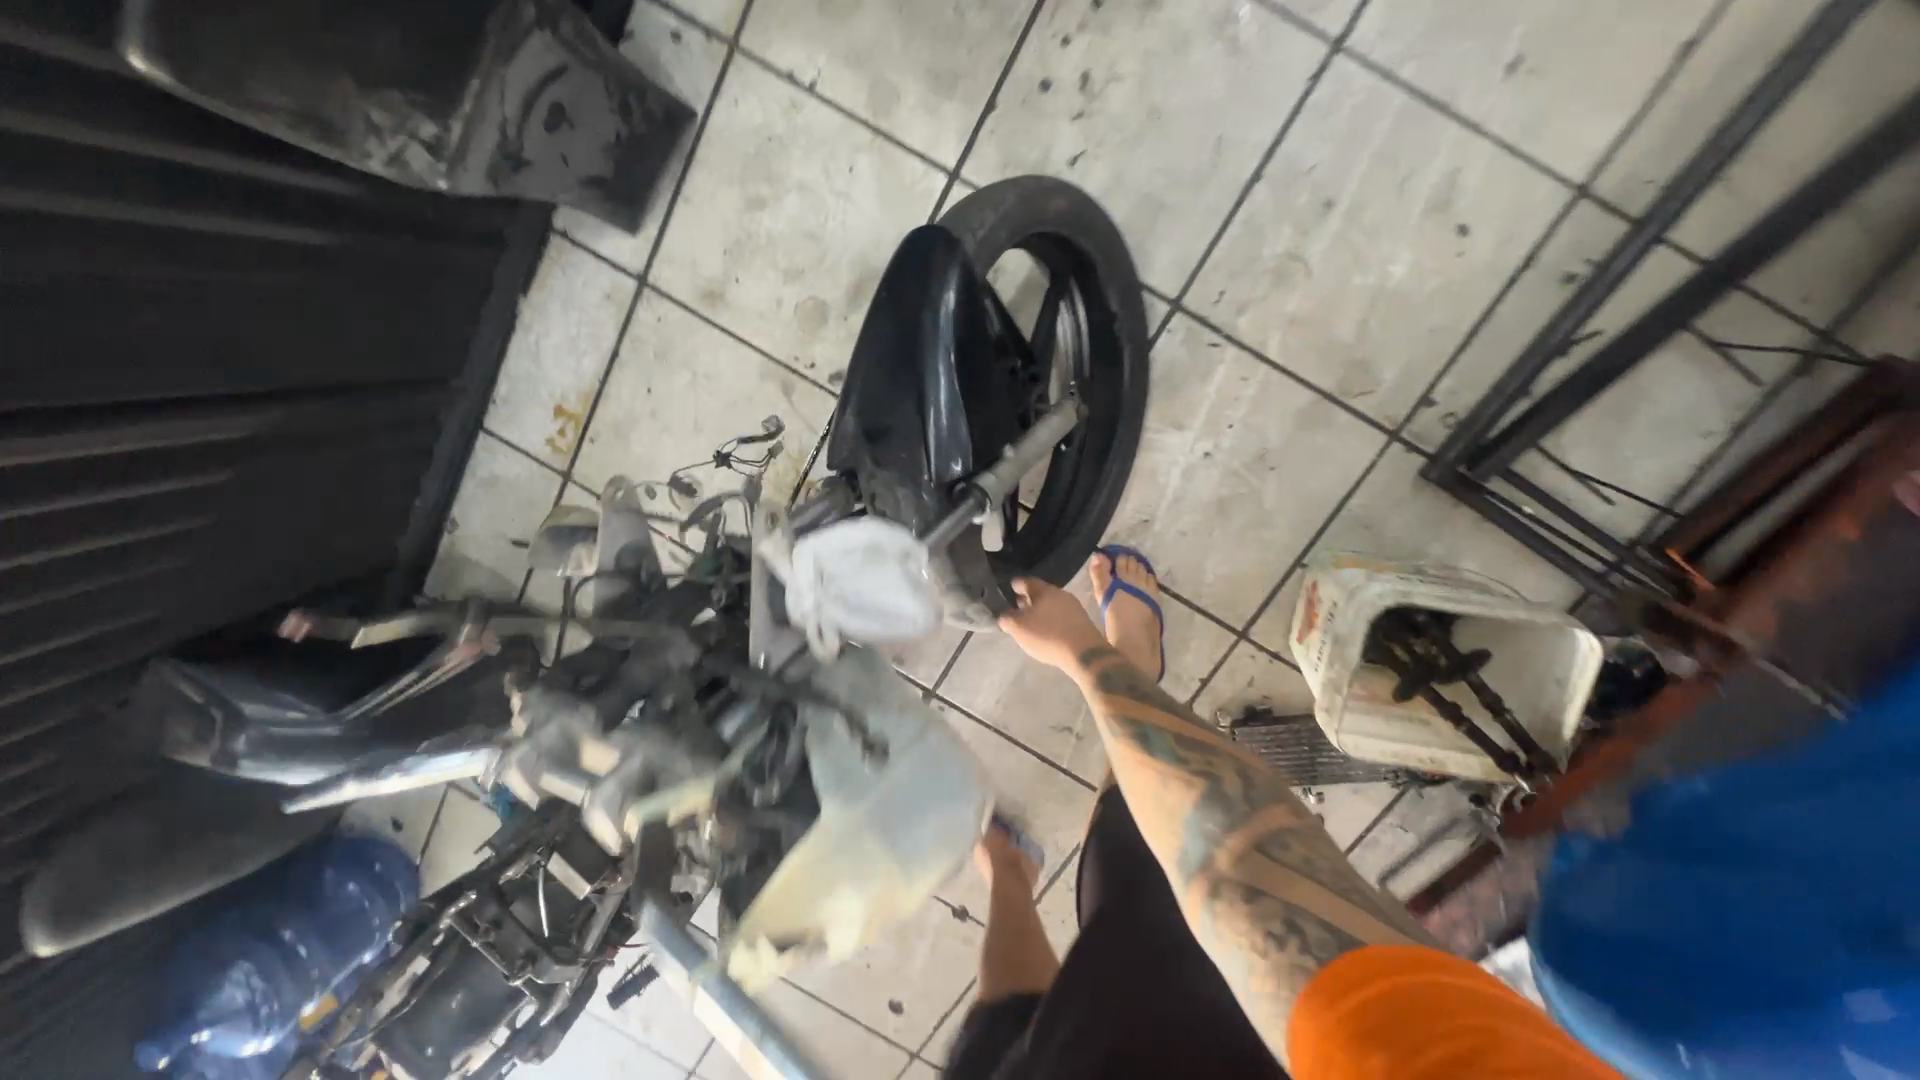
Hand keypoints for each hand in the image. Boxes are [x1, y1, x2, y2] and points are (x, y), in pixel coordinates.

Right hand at [998, 577, 1105, 673]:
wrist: (1084, 652)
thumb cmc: (1047, 636)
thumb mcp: (1018, 628)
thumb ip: (1006, 618)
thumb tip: (1004, 614)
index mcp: (1044, 590)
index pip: (1026, 581)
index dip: (1016, 584)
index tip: (1010, 588)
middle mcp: (1060, 593)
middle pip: (1041, 592)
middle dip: (1029, 598)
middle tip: (1018, 605)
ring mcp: (1074, 606)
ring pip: (1052, 603)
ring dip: (1041, 609)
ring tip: (1032, 619)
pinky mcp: (1082, 621)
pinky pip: (1062, 614)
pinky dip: (1052, 618)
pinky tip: (1048, 629)